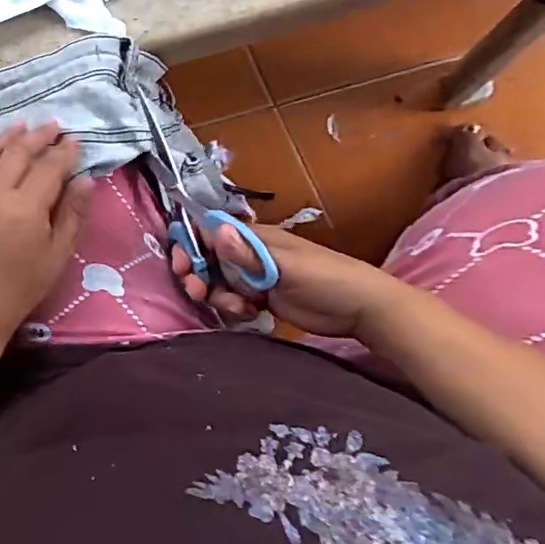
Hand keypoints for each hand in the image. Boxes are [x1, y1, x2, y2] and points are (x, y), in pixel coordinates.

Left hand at [0, 121, 93, 339]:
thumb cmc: (25, 282)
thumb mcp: (59, 252)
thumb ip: (72, 213)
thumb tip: (85, 180)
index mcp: (26, 207)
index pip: (49, 168)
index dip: (64, 152)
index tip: (76, 141)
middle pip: (20, 153)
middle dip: (39, 137)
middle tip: (54, 126)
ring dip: (9, 136)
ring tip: (24, 125)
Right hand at [171, 222, 405, 338]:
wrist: (360, 308)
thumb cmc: (326, 278)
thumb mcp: (286, 265)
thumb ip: (249, 253)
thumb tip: (215, 229)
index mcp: (253, 236)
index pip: (209, 232)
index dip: (191, 246)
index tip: (184, 267)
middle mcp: (249, 252)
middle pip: (208, 258)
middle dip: (198, 275)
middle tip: (200, 293)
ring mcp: (256, 275)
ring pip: (219, 282)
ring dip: (218, 295)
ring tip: (239, 307)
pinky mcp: (262, 297)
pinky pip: (234, 299)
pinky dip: (233, 308)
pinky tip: (250, 314)